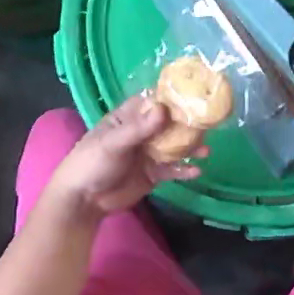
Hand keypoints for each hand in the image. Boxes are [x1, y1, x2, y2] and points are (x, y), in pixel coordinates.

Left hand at [45, 95, 203, 220]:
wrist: (83, 200)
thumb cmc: (91, 163)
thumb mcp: (113, 143)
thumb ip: (138, 128)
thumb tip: (163, 108)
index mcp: (126, 118)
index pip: (152, 102)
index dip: (171, 98)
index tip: (195, 94)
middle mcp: (140, 133)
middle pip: (168, 124)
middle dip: (187, 123)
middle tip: (210, 122)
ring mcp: (147, 154)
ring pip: (173, 147)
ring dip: (189, 147)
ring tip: (206, 149)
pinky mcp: (152, 174)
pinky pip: (172, 170)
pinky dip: (184, 170)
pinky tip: (196, 171)